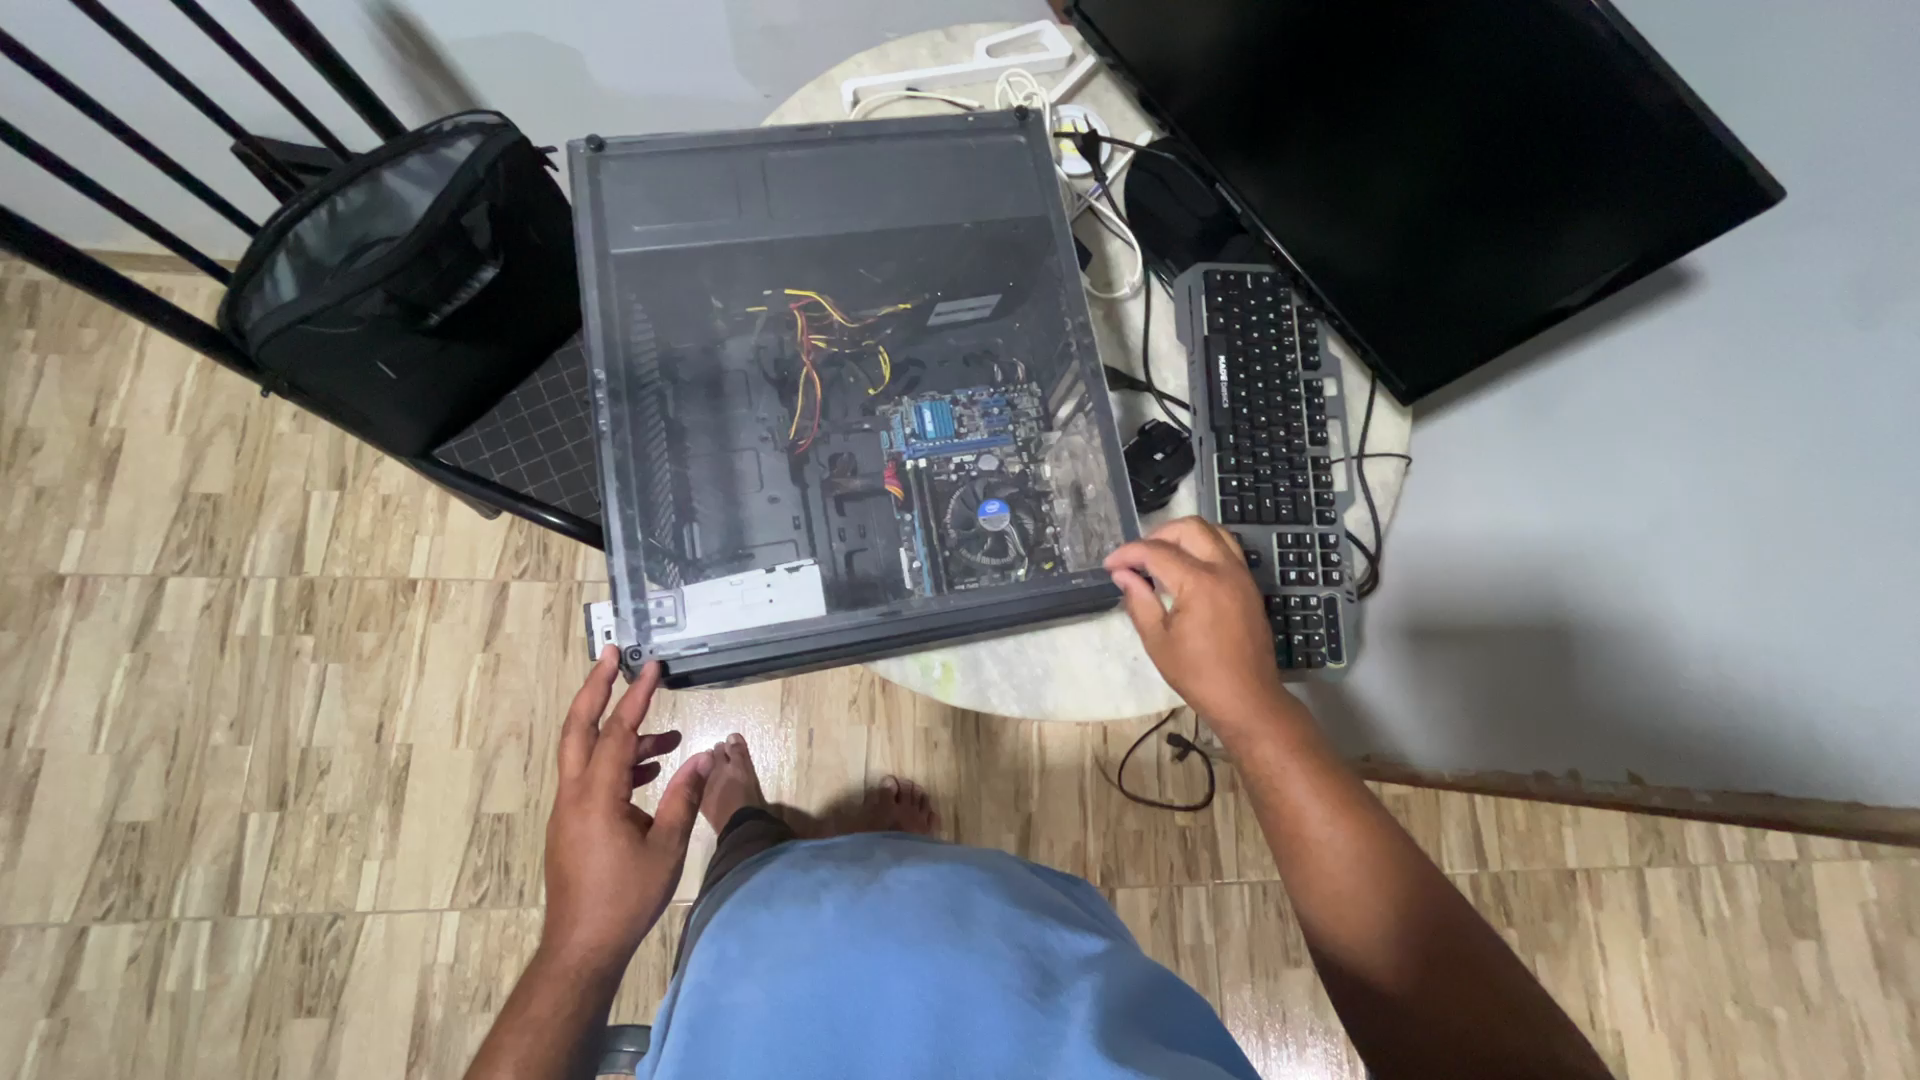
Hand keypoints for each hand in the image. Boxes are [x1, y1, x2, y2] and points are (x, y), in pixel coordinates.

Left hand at [541, 647, 711, 972]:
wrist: (582, 947)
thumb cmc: (626, 897)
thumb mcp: (666, 846)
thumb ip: (684, 795)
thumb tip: (706, 756)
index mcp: (596, 796)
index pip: (618, 732)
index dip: (635, 696)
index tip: (651, 666)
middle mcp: (574, 795)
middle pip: (578, 728)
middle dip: (595, 689)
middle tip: (612, 656)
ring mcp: (569, 810)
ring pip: (587, 753)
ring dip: (621, 734)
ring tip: (669, 735)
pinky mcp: (572, 824)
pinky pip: (592, 777)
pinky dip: (619, 762)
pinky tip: (651, 771)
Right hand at [1105, 517, 1294, 729]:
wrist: (1247, 698)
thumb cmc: (1198, 674)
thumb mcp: (1158, 641)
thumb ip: (1138, 601)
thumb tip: (1122, 575)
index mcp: (1199, 583)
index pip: (1156, 552)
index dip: (1128, 554)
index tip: (1110, 566)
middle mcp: (1224, 570)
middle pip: (1189, 528)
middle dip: (1156, 535)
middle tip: (1137, 557)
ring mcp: (1241, 575)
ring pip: (1213, 531)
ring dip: (1183, 536)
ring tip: (1161, 556)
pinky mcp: (1249, 585)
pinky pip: (1227, 548)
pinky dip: (1203, 547)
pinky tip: (1185, 569)